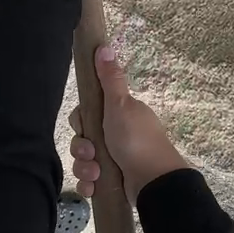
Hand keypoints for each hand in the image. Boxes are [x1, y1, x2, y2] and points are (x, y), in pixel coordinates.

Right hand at [69, 46, 186, 198]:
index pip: (85, 116)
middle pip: (81, 138)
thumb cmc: (136, 140)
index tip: (84, 128)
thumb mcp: (121, 105)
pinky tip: (94, 186)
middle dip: (81, 149)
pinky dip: (89, 183)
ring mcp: (114, 159)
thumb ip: (110, 79)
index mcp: (118, 115)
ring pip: (83, 161)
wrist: (153, 182)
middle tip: (92, 153)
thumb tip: (103, 47)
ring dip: (85, 168)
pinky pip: (89, 180)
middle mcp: (116, 135)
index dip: (80, 123)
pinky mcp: (112, 181)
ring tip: (96, 174)